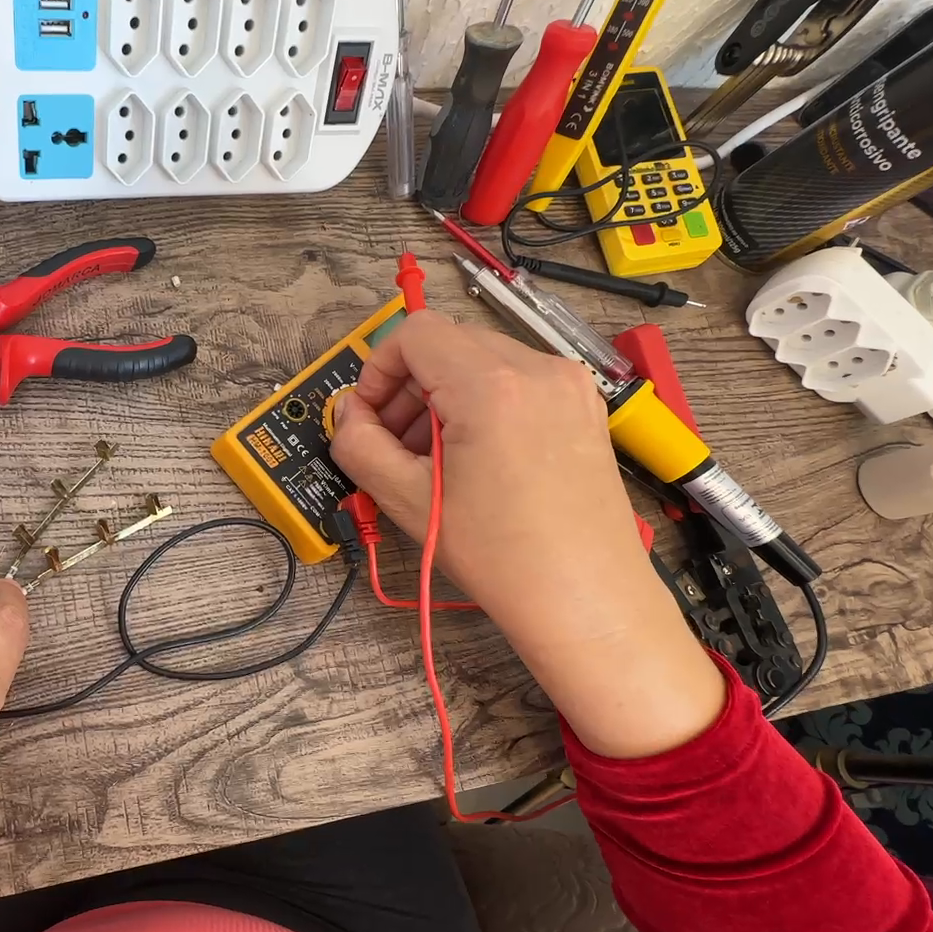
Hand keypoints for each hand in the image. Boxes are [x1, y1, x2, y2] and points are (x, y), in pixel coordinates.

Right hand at [330, 311, 722, 757]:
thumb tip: (349, 414)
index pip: (415, 334)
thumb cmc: (502, 555)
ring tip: (431, 456)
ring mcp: (568, 386)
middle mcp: (538, 371)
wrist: (583, 597)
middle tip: (391, 440)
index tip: (367, 413)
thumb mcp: (404, 499)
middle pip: (448, 342)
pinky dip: (479, 403)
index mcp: (492, 387)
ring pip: (480, 359)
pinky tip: (471, 457)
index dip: (377, 369)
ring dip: (441, 395)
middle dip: (407, 385)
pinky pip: (515, 380)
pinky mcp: (582, 407)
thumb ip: (358, 444)